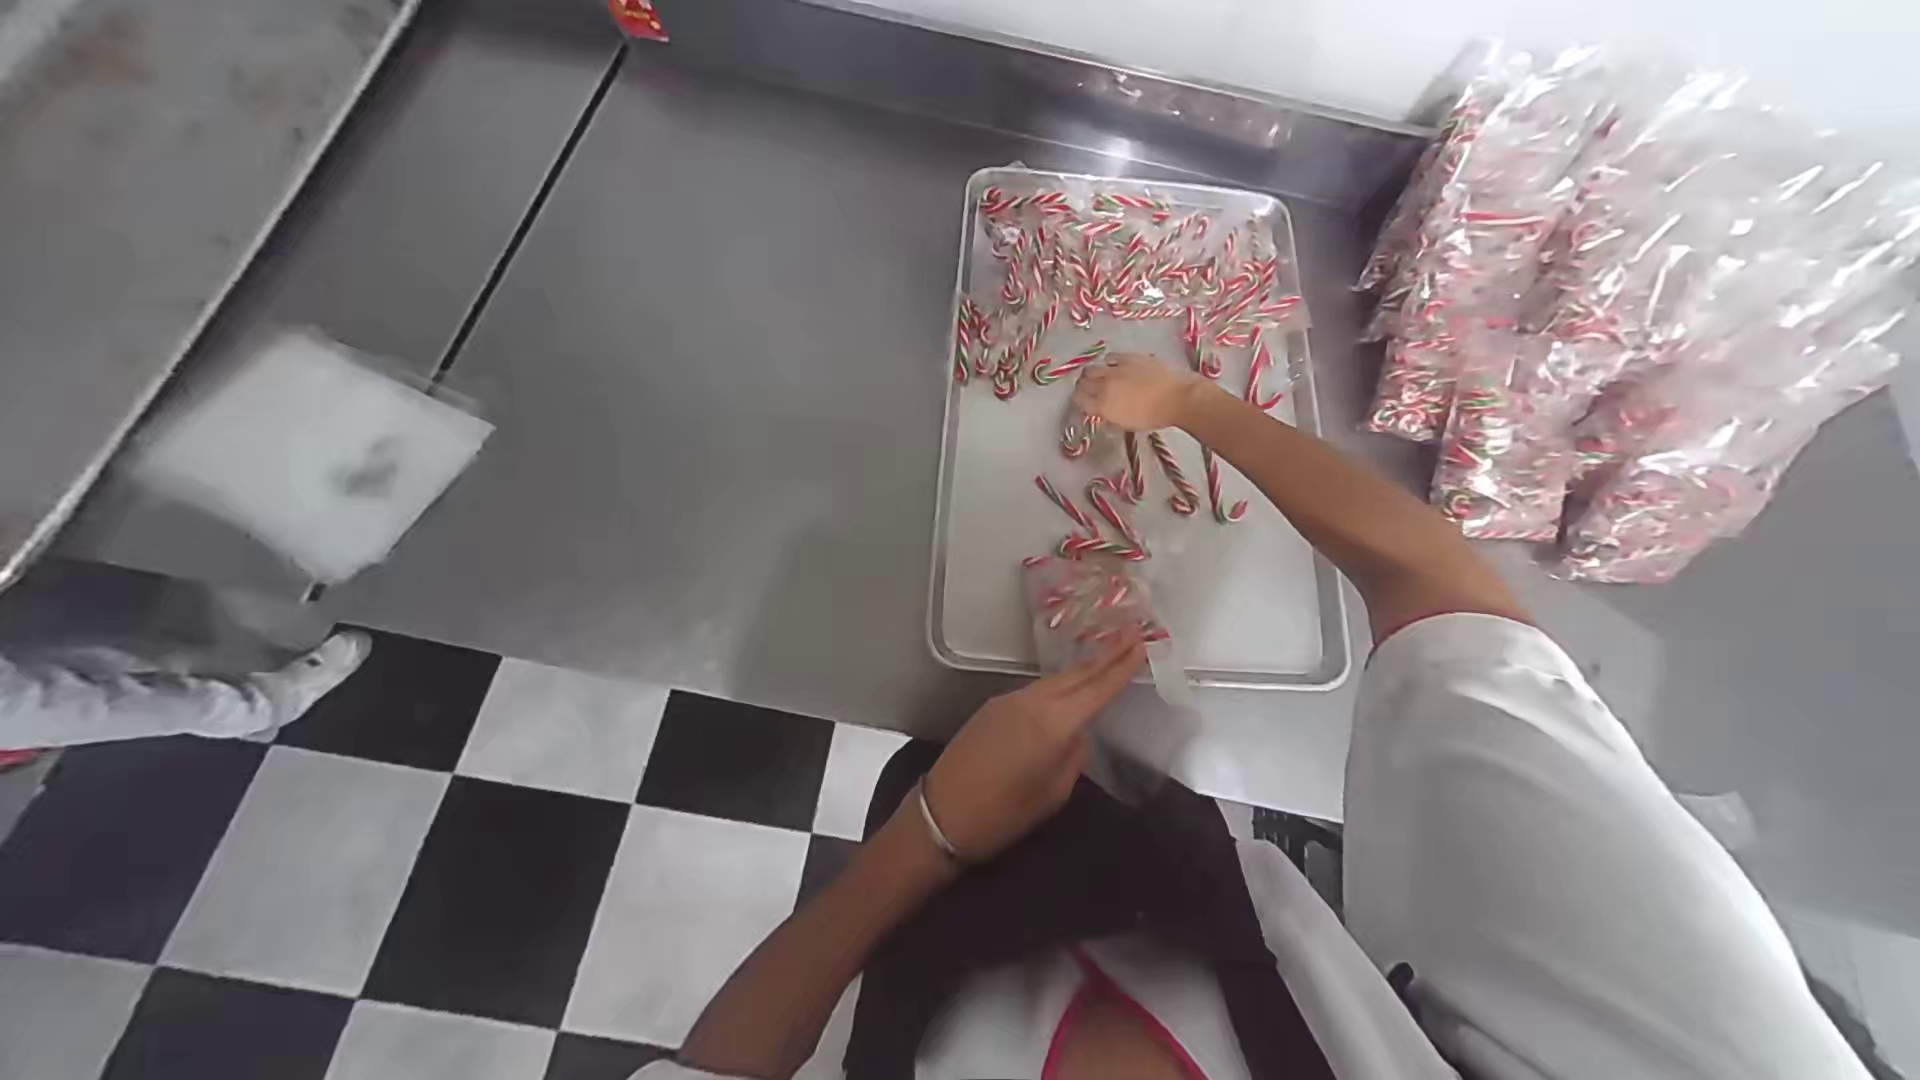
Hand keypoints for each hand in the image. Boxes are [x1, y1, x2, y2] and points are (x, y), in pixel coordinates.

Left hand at [920, 636, 1144, 860]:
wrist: (942, 814)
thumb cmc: (1003, 814)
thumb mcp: (1053, 793)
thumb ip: (1073, 756)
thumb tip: (1076, 734)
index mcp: (1053, 724)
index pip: (1097, 689)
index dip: (1121, 666)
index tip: (1142, 643)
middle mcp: (1032, 702)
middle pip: (1076, 674)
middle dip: (1106, 656)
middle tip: (1131, 635)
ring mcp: (1009, 700)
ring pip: (1054, 681)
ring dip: (1081, 671)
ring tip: (1107, 660)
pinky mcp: (993, 706)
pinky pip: (1035, 690)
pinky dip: (1057, 686)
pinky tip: (1067, 690)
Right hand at [1072, 352, 1206, 431]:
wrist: (1176, 398)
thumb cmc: (1152, 417)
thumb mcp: (1125, 423)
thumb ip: (1108, 415)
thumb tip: (1100, 410)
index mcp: (1103, 406)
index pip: (1078, 400)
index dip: (1078, 401)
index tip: (1082, 402)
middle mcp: (1104, 386)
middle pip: (1082, 382)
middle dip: (1083, 386)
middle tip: (1088, 389)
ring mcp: (1116, 370)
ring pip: (1092, 368)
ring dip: (1092, 374)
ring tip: (1098, 377)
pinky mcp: (1128, 358)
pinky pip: (1110, 358)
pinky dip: (1108, 363)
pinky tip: (1114, 366)